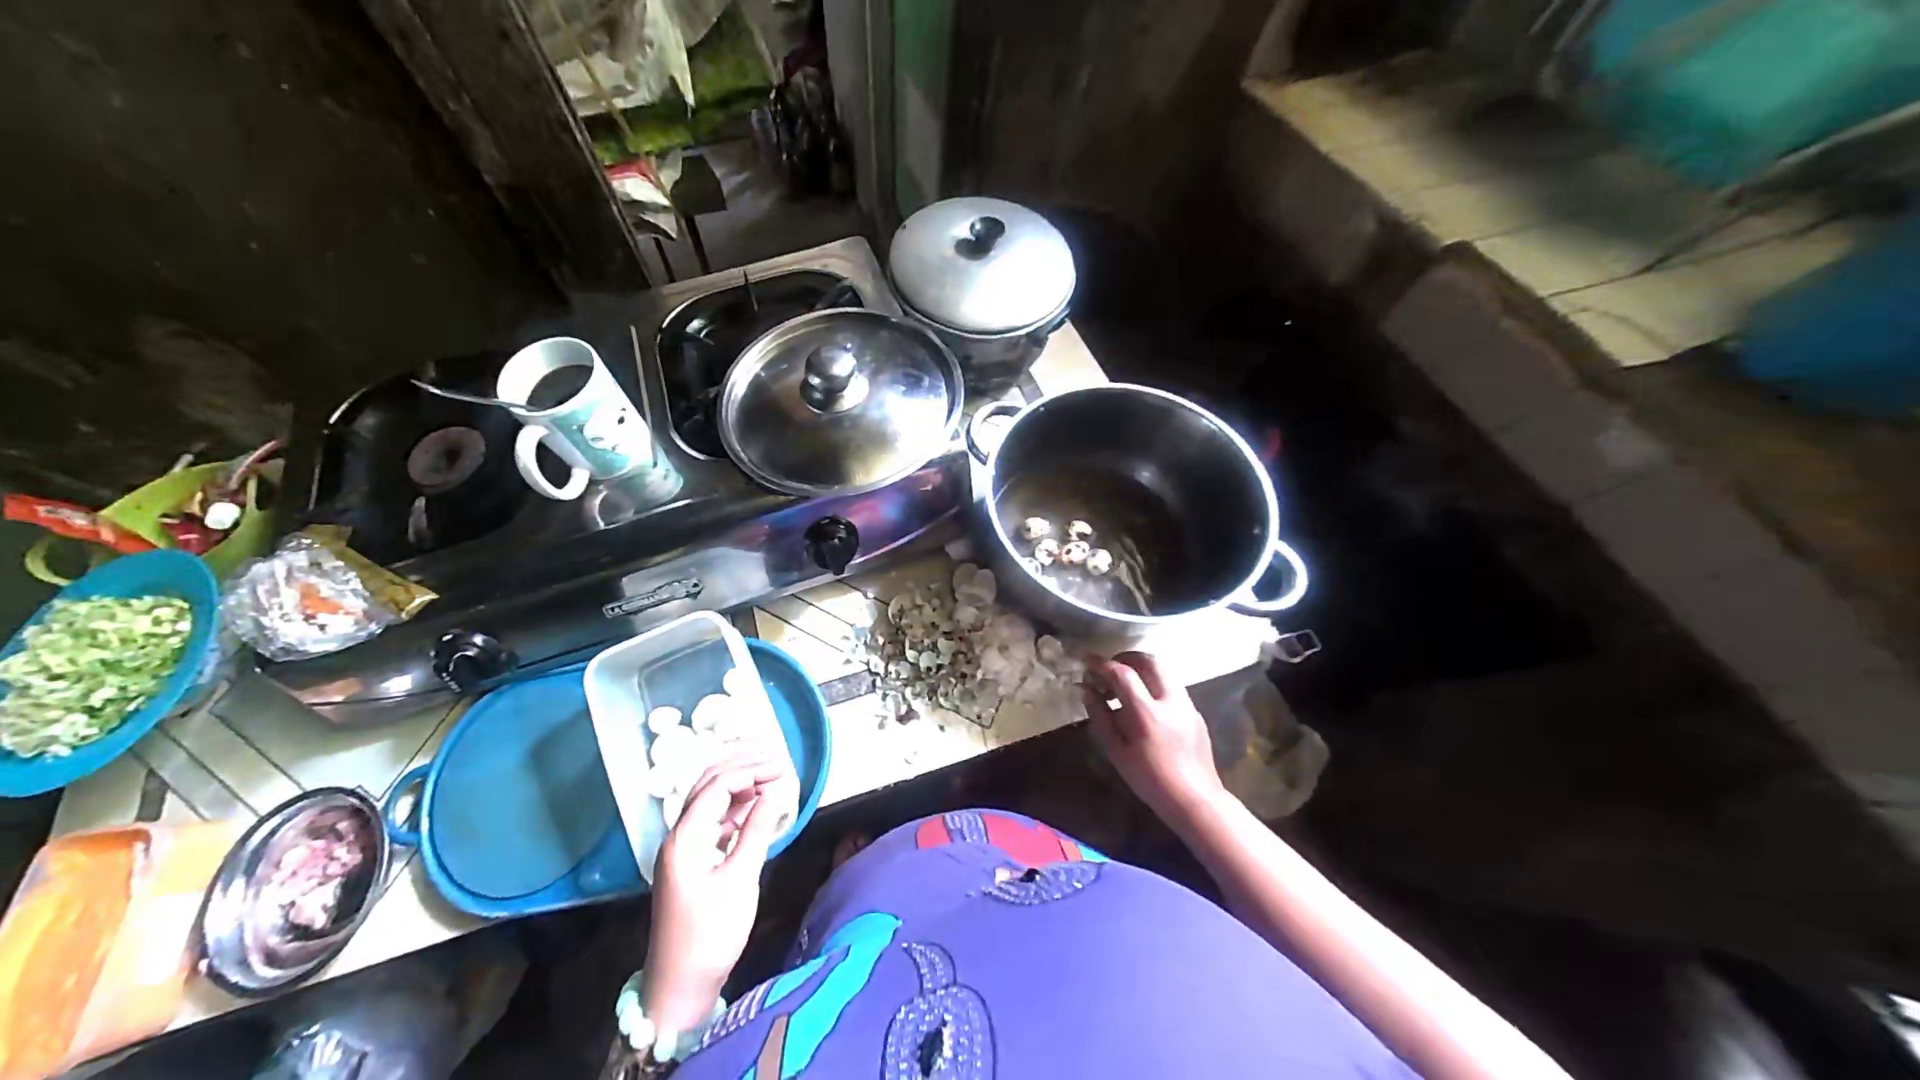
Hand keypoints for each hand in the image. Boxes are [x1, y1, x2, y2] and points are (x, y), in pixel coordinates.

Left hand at [643, 749, 797, 1040]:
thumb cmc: (710, 935)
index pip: (717, 786)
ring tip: (771, 771)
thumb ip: (757, 830)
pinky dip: (735, 804)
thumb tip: (777, 791)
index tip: (783, 768)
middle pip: (707, 784)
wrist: (679, 986)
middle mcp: (678, 836)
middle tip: (776, 756)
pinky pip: (712, 818)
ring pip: (709, 798)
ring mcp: (683, 847)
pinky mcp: (692, 859)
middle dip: (742, 765)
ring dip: (739, 781)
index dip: (751, 771)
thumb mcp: (740, 880)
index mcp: (684, 839)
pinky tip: (757, 802)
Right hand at [1084, 651, 1228, 831]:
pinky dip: (1153, 684)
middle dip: (1124, 657)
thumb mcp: (1116, 751)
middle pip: (1148, 660)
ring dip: (1140, 669)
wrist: (1194, 799)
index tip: (1085, 660)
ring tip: (1123, 686)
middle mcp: (1170, 701)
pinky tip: (1143, 704)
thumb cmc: (1149, 780)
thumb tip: (1086, 689)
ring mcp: (1186, 704)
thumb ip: (1100, 716)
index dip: (1100, 663)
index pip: (1121, 673)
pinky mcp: (1195, 711)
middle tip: (1108, 669)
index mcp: (1147, 714)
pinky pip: (1171, 686)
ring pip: (1163, 670)